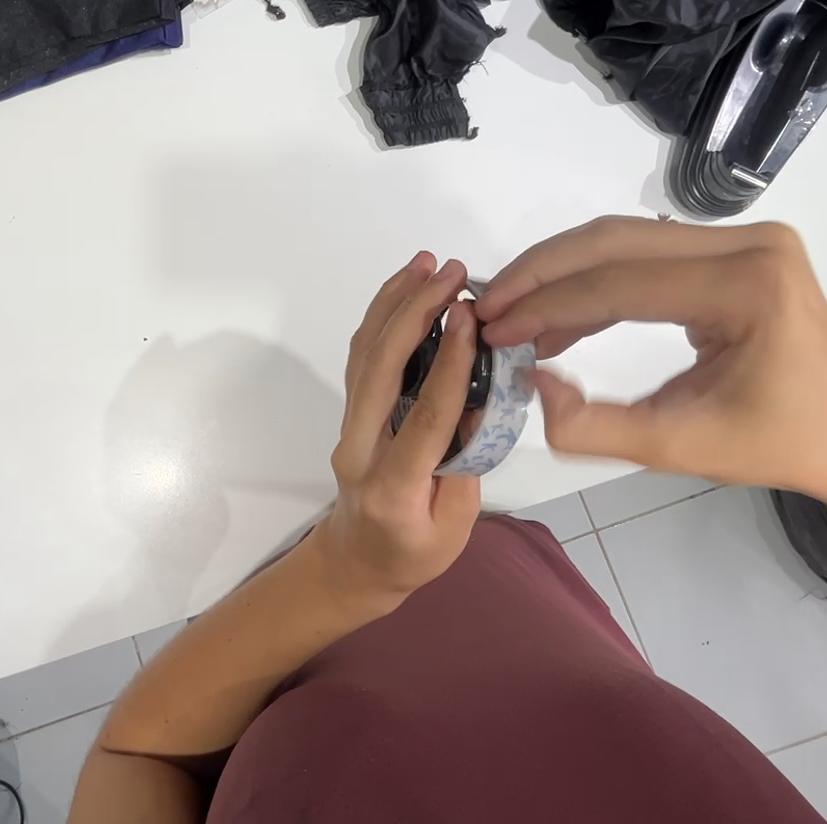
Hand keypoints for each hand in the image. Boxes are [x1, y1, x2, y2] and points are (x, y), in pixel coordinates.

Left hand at [310, 253, 481, 611]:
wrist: (355, 560)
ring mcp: (348, 424)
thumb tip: (477, 397)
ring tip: (426, 265)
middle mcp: (360, 445)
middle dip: (415, 312)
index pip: (424, 415)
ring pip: (364, 353)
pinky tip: (403, 291)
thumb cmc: (411, 554)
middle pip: (380, 367)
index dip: (449, 363)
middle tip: (450, 274)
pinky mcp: (351, 410)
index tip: (469, 316)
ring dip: (394, 302)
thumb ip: (465, 463)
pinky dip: (381, 317)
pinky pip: (362, 356)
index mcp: (393, 485)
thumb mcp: (454, 527)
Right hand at [476, 217, 826, 523]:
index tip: (489, 330)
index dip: (543, 306)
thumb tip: (526, 380)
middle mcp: (749, 243)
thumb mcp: (677, 449)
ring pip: (619, 240)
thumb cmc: (779, 448)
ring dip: (556, 274)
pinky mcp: (730, 250)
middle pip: (612, 242)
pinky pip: (640, 256)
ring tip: (510, 315)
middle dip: (538, 274)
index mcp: (749, 286)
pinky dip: (589, 284)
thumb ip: (590, 426)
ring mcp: (743, 239)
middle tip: (485, 307)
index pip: (618, 284)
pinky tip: (555, 320)